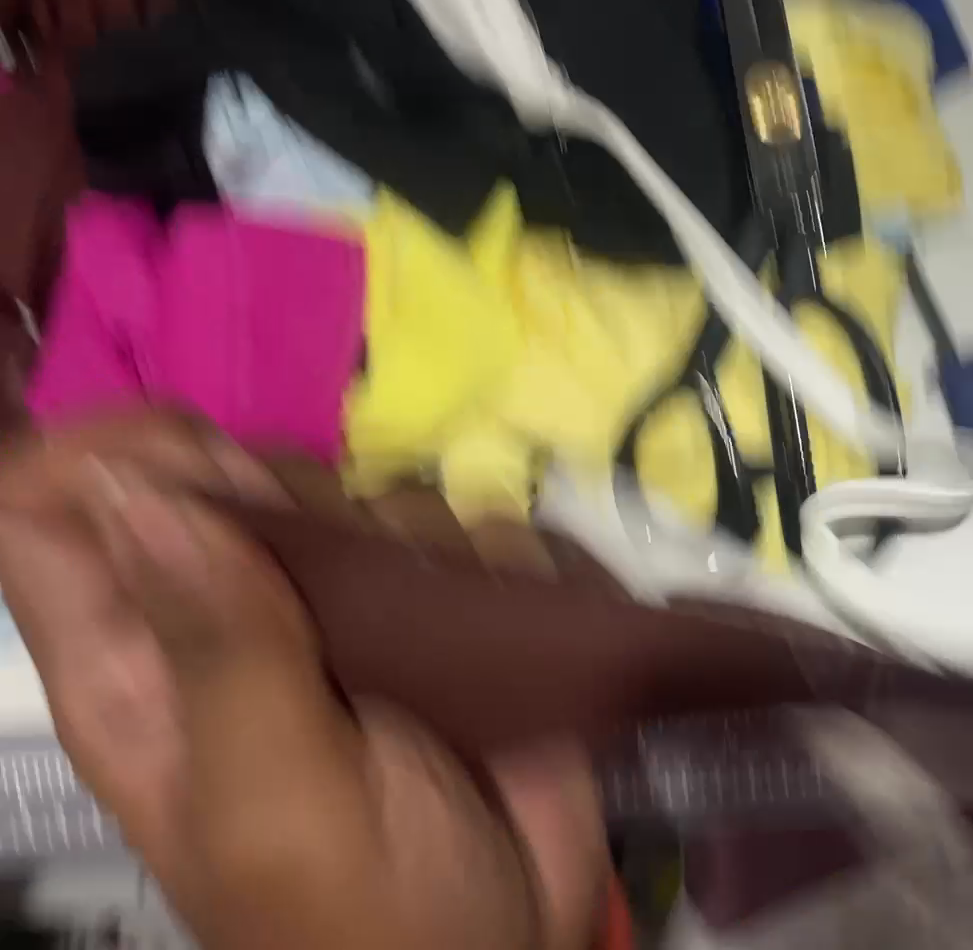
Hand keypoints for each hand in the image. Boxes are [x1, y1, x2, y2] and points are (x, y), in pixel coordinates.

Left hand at [0, 414, 608, 949]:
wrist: (510, 938)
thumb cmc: (365, 901)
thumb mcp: (274, 796)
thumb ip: (217, 650)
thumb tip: (140, 492)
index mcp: (156, 673)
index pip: (68, 525)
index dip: (111, 465)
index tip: (202, 457)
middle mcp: (269, 624)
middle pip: (252, 488)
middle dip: (307, 496)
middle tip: (360, 570)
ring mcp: (384, 617)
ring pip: (390, 500)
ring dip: (430, 535)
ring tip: (460, 621)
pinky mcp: (479, 616)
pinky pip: (492, 535)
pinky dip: (512, 555)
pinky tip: (518, 611)